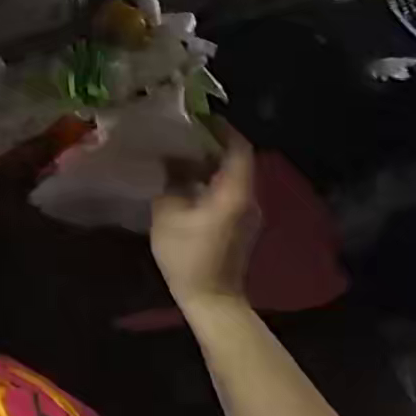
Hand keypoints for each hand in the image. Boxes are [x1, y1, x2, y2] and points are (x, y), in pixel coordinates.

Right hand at [150, 128, 261, 309]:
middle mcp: (248, 198)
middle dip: (210, 143)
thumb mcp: (167, 213)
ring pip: (231, 175)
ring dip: (207, 162)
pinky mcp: (239, 224)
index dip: (221, 129)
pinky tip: (184, 180)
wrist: (212, 298)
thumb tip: (170, 163)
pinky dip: (208, 178)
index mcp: (234, 193)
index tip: (197, 116)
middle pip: (236, 160)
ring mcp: (246, 212)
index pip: (238, 148)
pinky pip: (227, 190)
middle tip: (180, 132)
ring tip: (177, 152)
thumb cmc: (188, 255)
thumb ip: (171, 183)